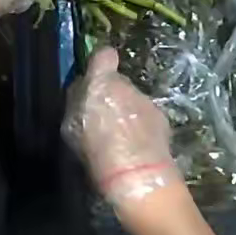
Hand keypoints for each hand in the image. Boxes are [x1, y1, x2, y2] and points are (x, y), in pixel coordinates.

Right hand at [62, 47, 184, 212]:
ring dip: (126, 112)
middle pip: (117, 82)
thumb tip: (82, 91)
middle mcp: (126, 86)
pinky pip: (145, 115)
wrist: (139, 178)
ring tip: (120, 139)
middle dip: (110, 96)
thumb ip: (76, 103)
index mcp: (100, 85)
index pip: (103, 56)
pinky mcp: (162, 118)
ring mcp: (146, 101)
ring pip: (132, 100)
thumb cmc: (98, 154)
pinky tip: (137, 147)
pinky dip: (141, 126)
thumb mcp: (72, 129)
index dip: (100, 63)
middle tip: (103, 120)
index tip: (96, 75)